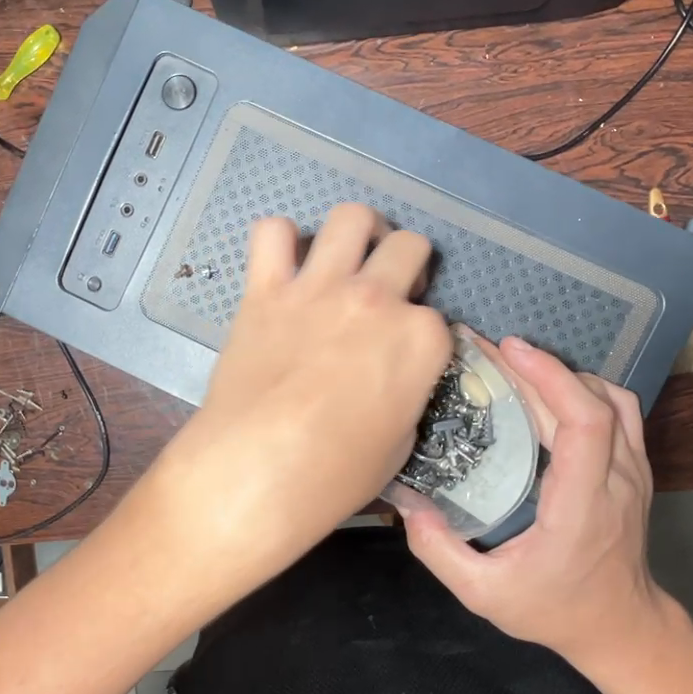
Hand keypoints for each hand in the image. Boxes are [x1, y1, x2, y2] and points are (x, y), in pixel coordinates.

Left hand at [144, 204, 450, 579]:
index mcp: (420, 339)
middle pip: (408, 247)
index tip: (405, 356)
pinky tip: (284, 264)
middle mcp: (376, 299)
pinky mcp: (264, 290)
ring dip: (358, 232)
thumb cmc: (334, 475)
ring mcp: (318, 288)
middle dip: (406, 267)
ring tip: (349, 257)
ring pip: (350, 218)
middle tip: (387, 294)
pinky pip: (271, 232)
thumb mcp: (398, 447)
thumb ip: (404, 395)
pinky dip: (279, 240)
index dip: (422, 338)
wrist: (254, 471)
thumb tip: (393, 383)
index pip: (437, 318)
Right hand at [403, 335, 667, 660]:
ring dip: (567, 376)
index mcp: (584, 505)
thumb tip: (404, 503)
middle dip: (542, 367)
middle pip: (595, 402)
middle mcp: (618, 481)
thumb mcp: (483, 594)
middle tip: (491, 349)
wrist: (621, 630)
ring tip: (519, 369)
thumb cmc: (554, 611)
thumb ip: (439, 551)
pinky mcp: (637, 473)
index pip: (585, 422)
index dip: (551, 378)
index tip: (509, 351)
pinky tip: (550, 395)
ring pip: (616, 401)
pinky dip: (586, 392)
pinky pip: (622, 414)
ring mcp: (635, 474)